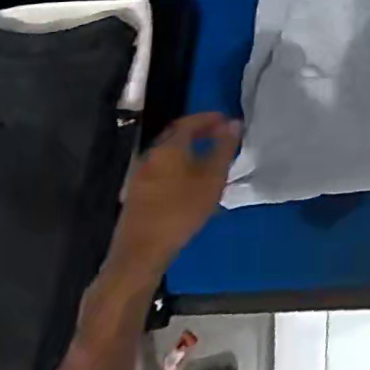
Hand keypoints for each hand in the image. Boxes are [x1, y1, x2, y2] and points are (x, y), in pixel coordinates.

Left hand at [104, 113, 240, 283]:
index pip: (188, 122)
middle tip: (218, 136)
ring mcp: (139, 175)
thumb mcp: (212, 178)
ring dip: (187, 150)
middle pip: (175, 136)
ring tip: (207, 159)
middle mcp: (150, 155)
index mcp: (168, 147)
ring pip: (167, 154)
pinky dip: (177, 165)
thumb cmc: (181, 210)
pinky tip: (188, 182)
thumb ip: (224, 148)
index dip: (208, 118)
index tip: (226, 121)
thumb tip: (234, 123)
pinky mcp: (136, 193)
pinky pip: (161, 169)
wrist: (141, 251)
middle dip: (197, 132)